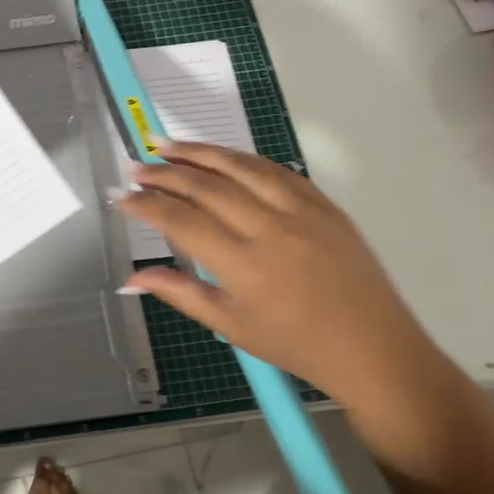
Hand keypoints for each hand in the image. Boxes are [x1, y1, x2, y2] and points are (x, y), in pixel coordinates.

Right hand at [117, 141, 439, 402]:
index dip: (146, 205)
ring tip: (166, 145)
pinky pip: (275, 170)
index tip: (121, 197)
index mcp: (244, 266)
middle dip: (164, 173)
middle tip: (135, 167)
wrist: (373, 348)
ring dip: (198, 152)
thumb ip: (179, 292)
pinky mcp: (324, 204)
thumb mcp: (230, 326)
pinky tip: (219, 156)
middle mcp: (270, 229)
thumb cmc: (296, 345)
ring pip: (240, 166)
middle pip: (205, 186)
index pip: (181, 221)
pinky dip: (241, 158)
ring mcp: (301, 211)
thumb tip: (130, 278)